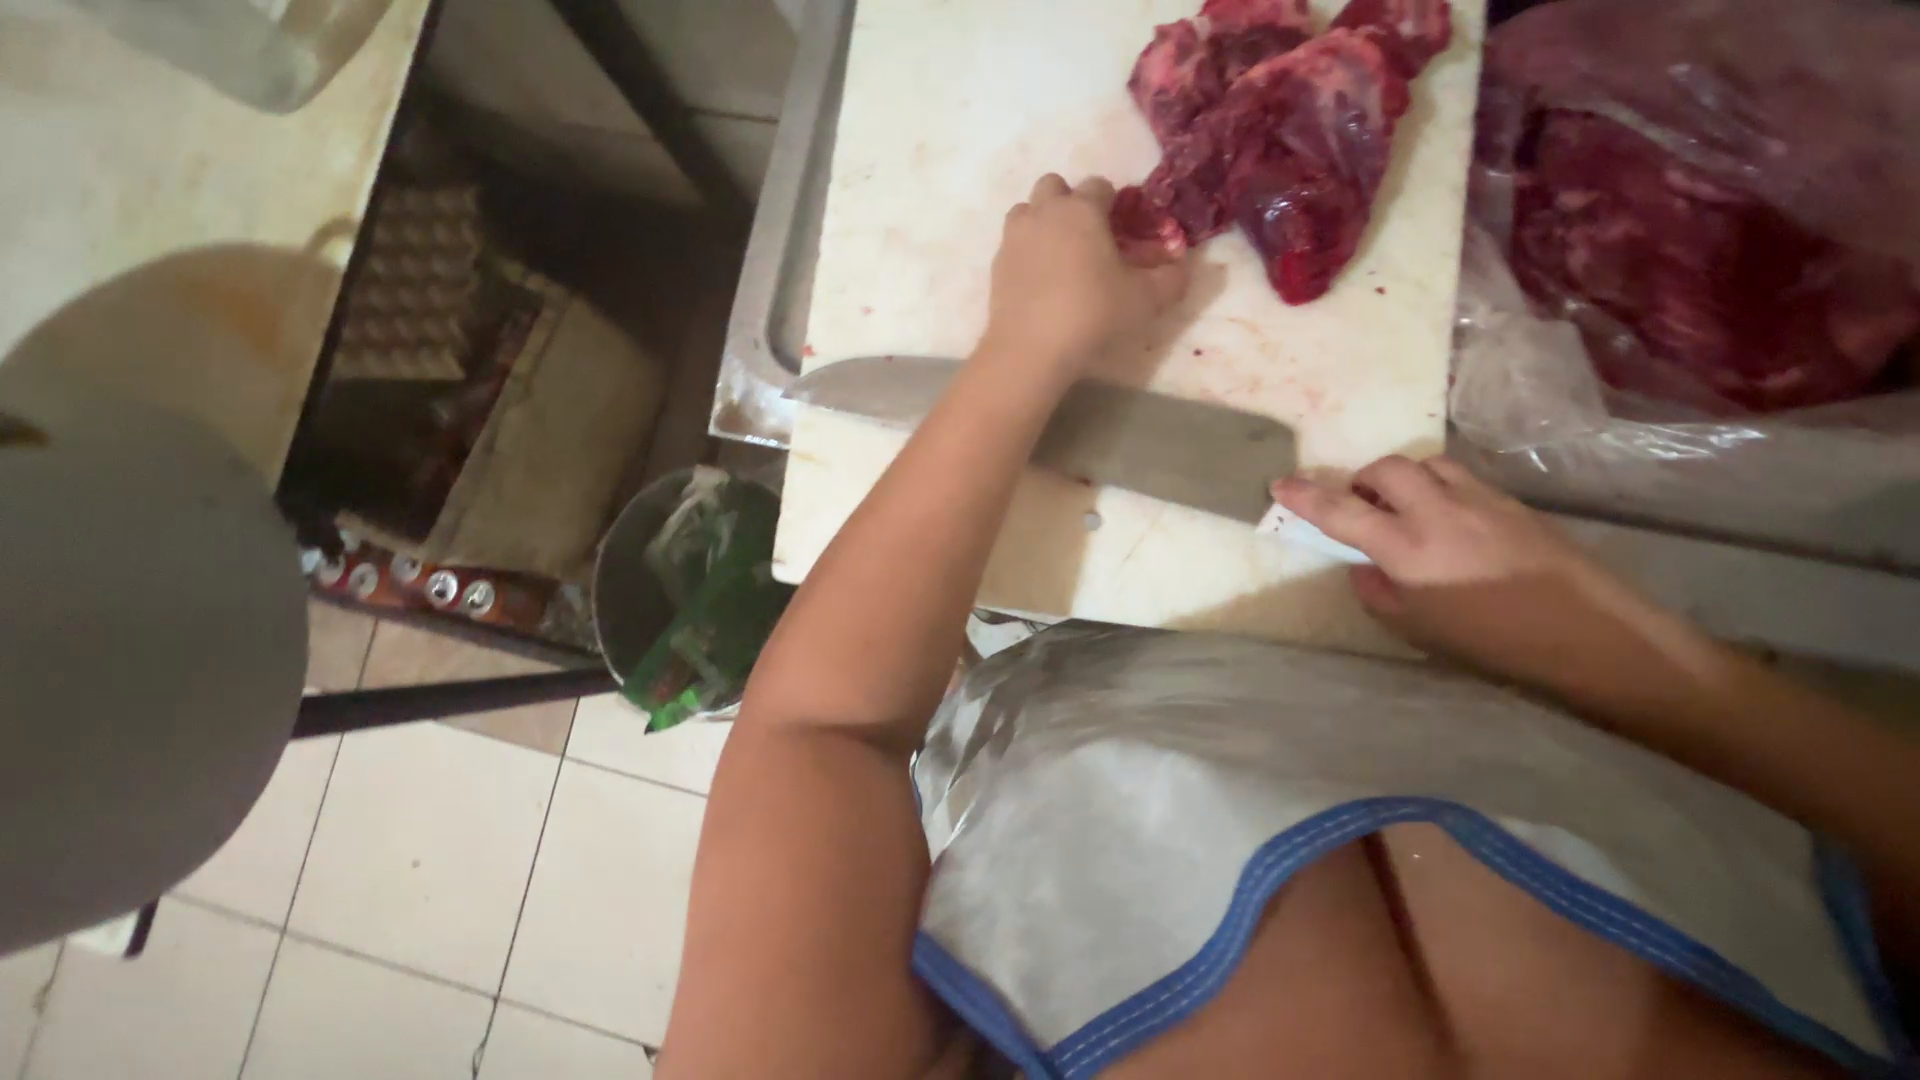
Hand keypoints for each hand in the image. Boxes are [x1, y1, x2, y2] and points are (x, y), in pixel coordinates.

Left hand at [982, 174, 1189, 378]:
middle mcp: (1044, 212)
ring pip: (1027, 210)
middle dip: (1070, 201)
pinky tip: (1039, 279)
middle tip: (1087, 236)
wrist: (1030, 348)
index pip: (1100, 185)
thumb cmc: (1093, 314)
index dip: (1114, 203)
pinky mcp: (996, 264)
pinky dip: (1026, 251)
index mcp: (1082, 209)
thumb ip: (1171, 278)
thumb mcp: (1145, 300)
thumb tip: (1183, 266)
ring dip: (1042, 221)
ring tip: (1059, 254)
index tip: (1122, 229)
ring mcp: (1015, 237)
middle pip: (1054, 186)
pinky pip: (1012, 243)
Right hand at [1274, 455, 1716, 700]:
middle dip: (1361, 480)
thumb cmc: (1491, 642)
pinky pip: (1460, 477)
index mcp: (1406, 548)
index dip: (1305, 497)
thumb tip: (1364, 567)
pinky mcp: (1511, 502)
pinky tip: (1447, 518)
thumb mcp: (1417, 629)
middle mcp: (1438, 512)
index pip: (1341, 511)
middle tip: (1358, 506)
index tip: (1279, 485)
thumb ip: (1378, 592)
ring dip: (1403, 478)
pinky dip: (1438, 486)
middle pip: (1385, 469)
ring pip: (1427, 464)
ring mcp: (1479, 501)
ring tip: (1403, 506)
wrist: (1589, 634)